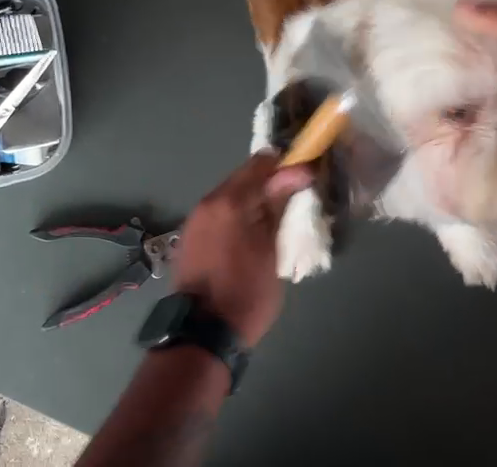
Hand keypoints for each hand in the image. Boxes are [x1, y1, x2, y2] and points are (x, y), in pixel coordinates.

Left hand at [172, 153, 311, 344]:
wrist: (202, 334)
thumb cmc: (246, 293)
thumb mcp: (271, 250)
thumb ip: (278, 206)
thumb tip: (296, 171)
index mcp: (229, 201)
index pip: (261, 163)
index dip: (286, 166)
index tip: (305, 178)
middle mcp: (208, 201)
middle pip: (244, 177)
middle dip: (270, 183)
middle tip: (294, 200)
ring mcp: (195, 218)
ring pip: (231, 195)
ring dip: (253, 200)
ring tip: (275, 219)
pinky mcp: (191, 236)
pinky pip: (219, 213)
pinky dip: (237, 215)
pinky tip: (251, 234)